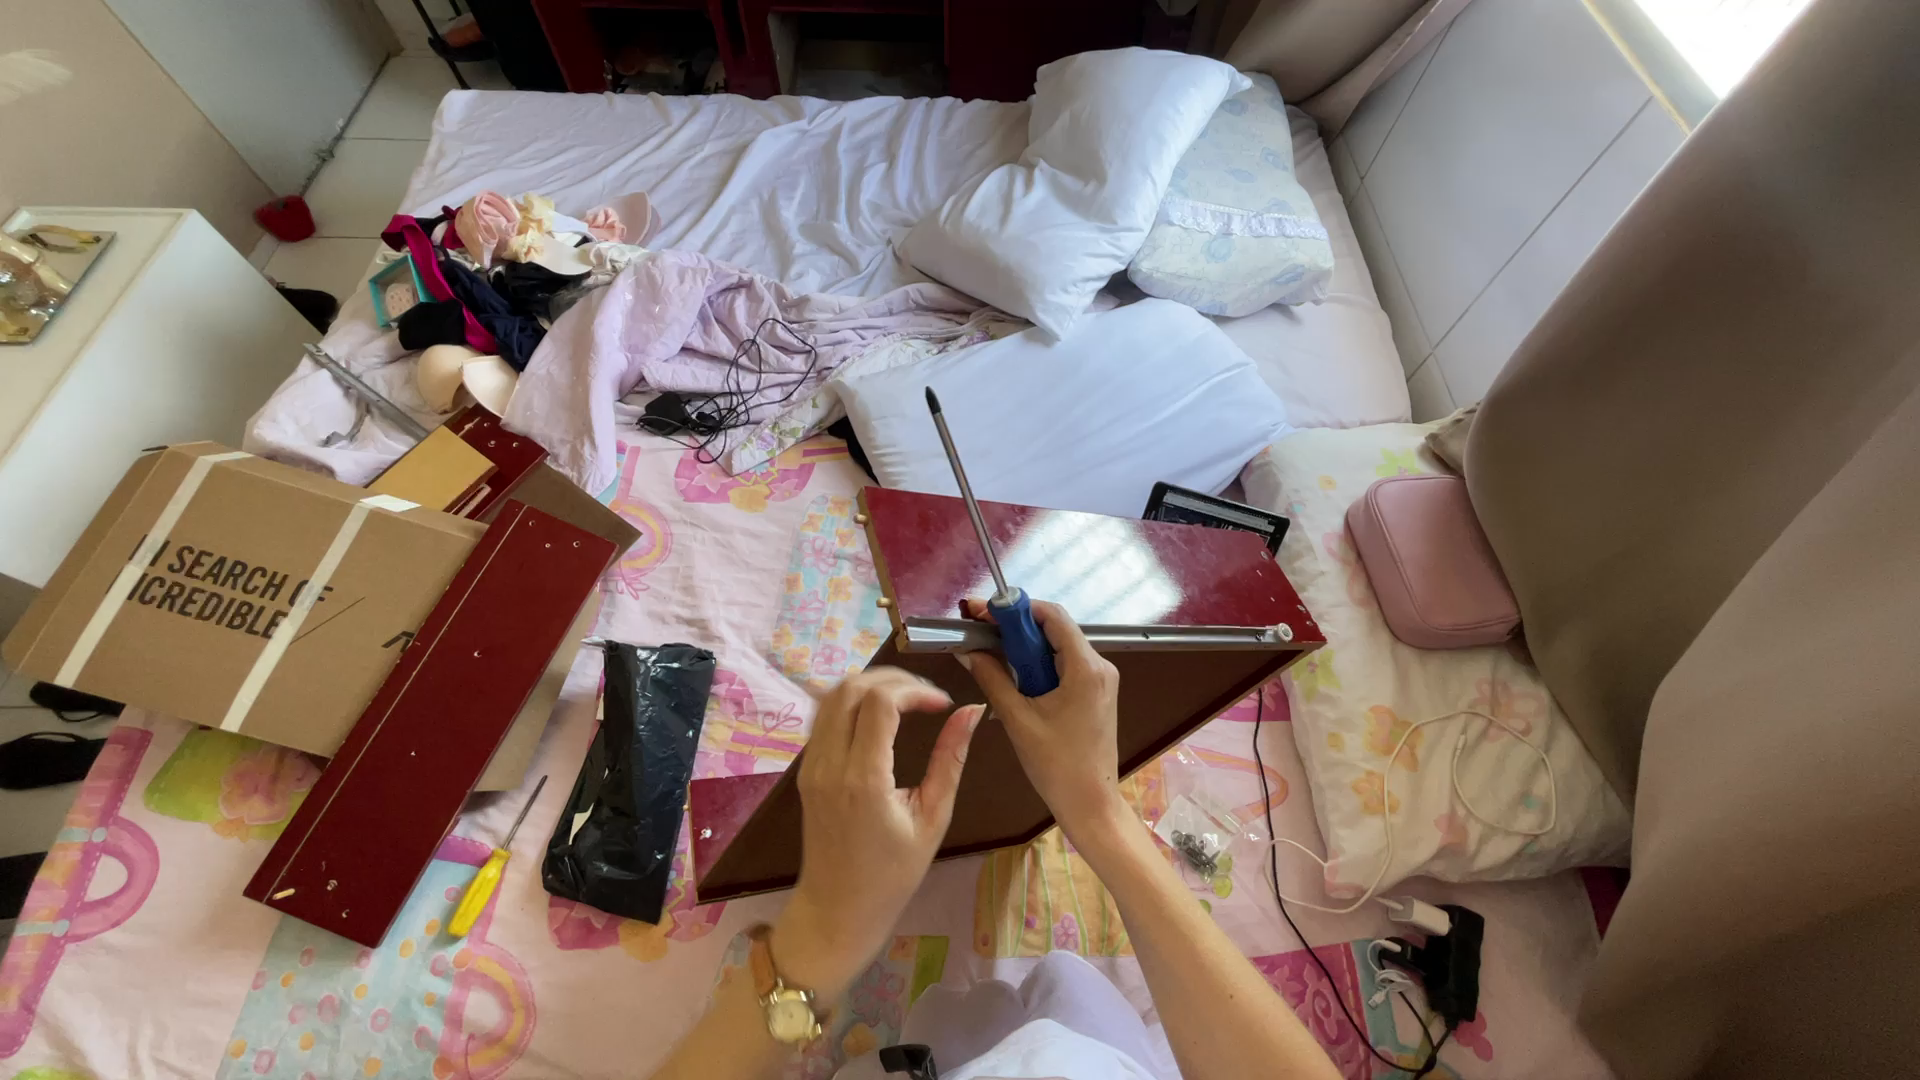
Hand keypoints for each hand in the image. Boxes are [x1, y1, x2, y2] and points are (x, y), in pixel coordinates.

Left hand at [773, 668, 982, 1000]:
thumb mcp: (933, 818)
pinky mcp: (806, 768)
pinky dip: (853, 702)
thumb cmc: (892, 874)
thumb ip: (950, 759)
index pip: (880, 702)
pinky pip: (825, 717)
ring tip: (906, 699)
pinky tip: (880, 716)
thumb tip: (971, 711)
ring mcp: (811, 764)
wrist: (836, 911)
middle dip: (893, 679)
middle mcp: (830, 764)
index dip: (915, 689)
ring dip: (870, 685)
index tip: (942, 703)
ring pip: (832, 695)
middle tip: (926, 695)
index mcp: (864, 779)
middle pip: (851, 687)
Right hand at [961, 599, 1124, 843]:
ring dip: (1025, 645)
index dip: (1016, 607)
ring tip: (990, 648)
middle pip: (1054, 628)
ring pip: (1058, 645)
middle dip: (1016, 625)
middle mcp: (1099, 665)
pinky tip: (1014, 672)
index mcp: (1085, 668)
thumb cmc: (1056, 764)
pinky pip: (1064, 663)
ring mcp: (1100, 678)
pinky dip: (1038, 662)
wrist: (1090, 803)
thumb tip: (967, 651)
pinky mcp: (1095, 691)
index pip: (1051, 616)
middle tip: (979, 627)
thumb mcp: (1017, 719)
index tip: (984, 610)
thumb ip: (992, 678)